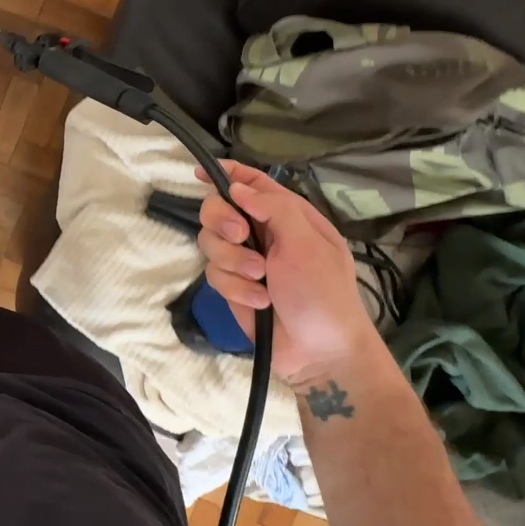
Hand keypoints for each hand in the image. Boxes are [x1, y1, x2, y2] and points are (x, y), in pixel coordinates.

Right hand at [195, 161, 385, 385]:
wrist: (320, 352)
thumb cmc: (323, 294)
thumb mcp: (307, 245)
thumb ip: (274, 209)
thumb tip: (236, 188)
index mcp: (288, 216)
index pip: (252, 183)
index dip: (227, 174)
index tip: (201, 173)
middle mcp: (263, 233)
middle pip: (218, 210)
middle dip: (223, 222)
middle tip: (240, 237)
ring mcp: (245, 260)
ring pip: (211, 243)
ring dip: (234, 263)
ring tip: (261, 281)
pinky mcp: (233, 285)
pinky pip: (214, 274)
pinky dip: (235, 289)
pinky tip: (259, 302)